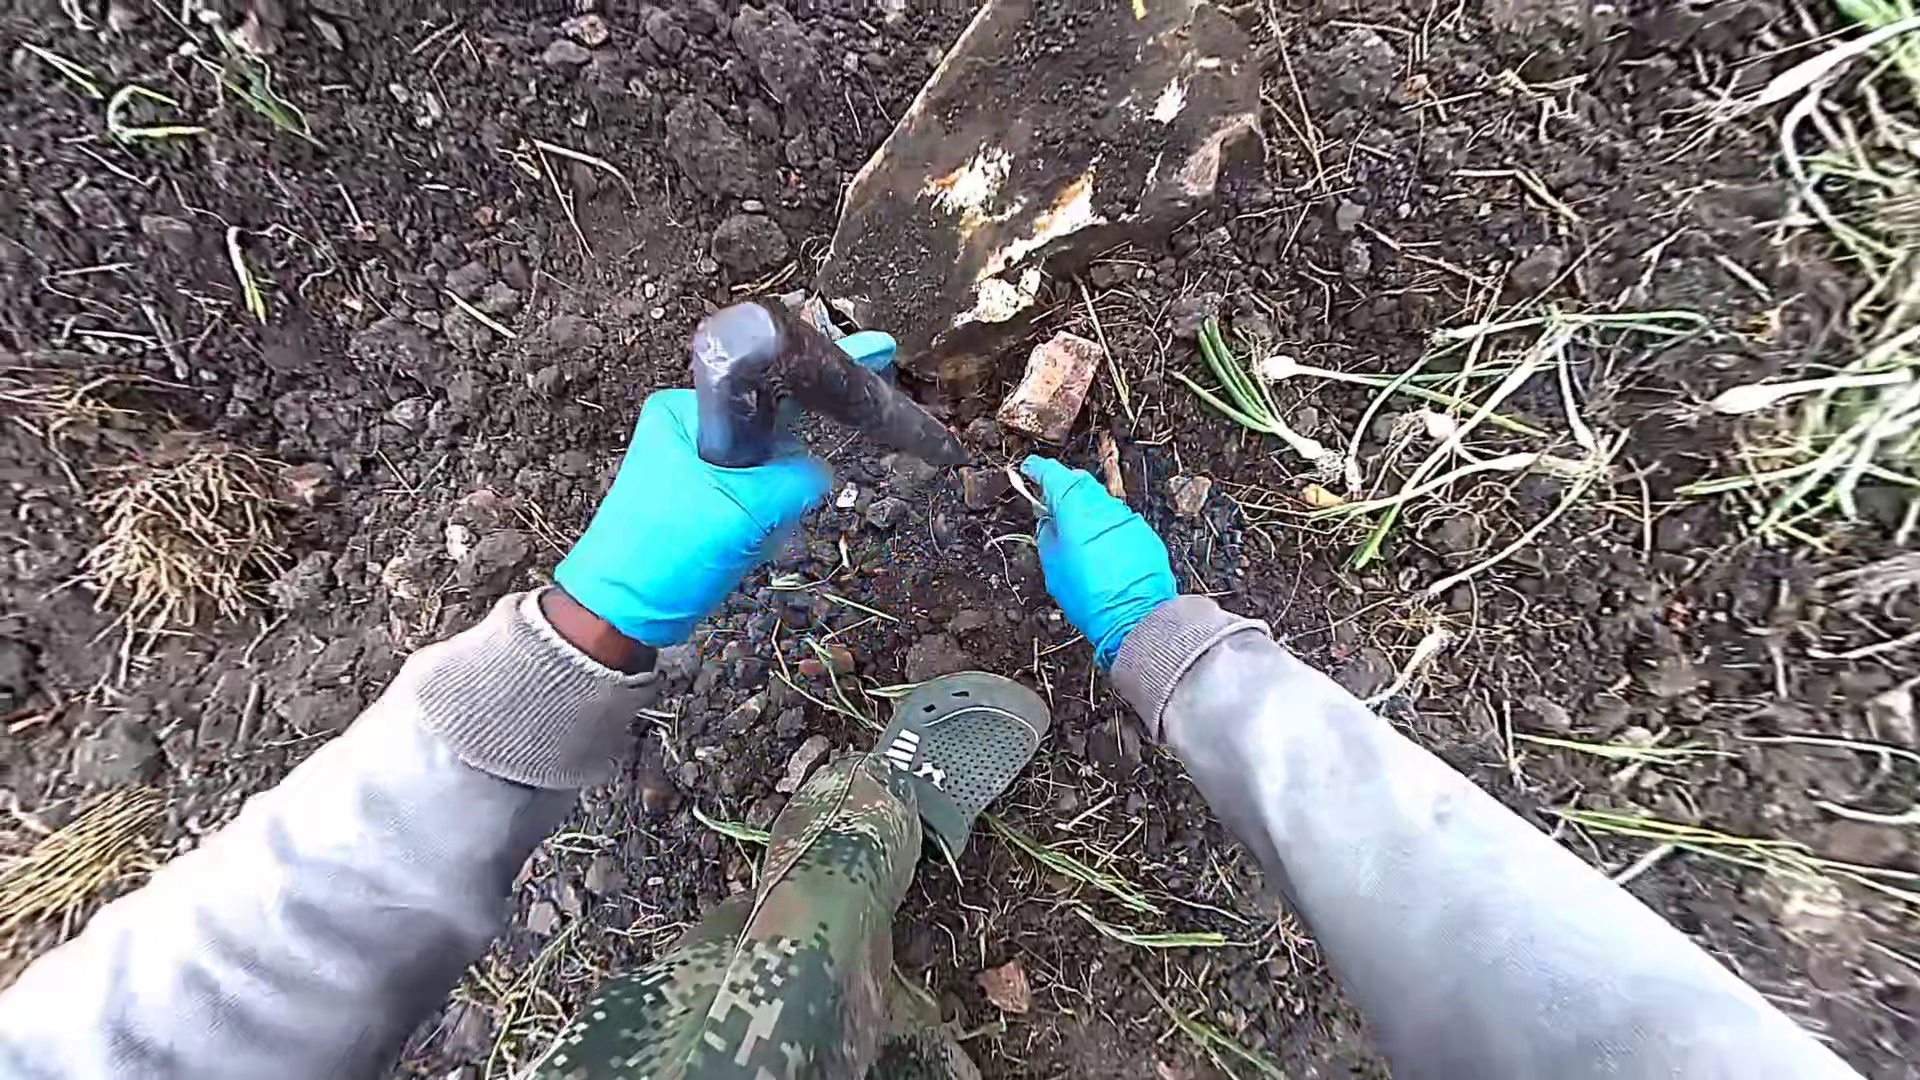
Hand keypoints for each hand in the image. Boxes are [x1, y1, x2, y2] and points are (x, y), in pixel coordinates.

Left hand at [555, 390, 828, 646]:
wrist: (626, 612)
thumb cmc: (668, 552)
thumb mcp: (744, 509)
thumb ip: (796, 481)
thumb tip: (822, 472)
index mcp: (678, 414)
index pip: (758, 413)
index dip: (778, 450)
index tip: (776, 484)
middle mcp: (680, 435)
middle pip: (761, 452)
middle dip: (770, 493)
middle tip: (756, 522)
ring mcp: (688, 472)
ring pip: (757, 484)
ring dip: (763, 518)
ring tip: (744, 541)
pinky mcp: (696, 504)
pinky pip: (744, 507)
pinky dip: (751, 530)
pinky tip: (739, 549)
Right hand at [1021, 455, 1175, 667]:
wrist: (1135, 615)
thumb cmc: (1090, 594)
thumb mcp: (1052, 565)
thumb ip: (1046, 533)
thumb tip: (1047, 520)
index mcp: (1075, 508)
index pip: (1053, 474)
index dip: (1037, 469)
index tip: (1029, 469)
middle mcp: (1103, 505)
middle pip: (1078, 482)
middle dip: (1062, 486)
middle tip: (1049, 501)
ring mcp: (1126, 517)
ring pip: (1099, 500)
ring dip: (1084, 507)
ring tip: (1074, 529)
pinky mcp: (1142, 532)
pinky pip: (1117, 518)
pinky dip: (1103, 524)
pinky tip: (1098, 545)